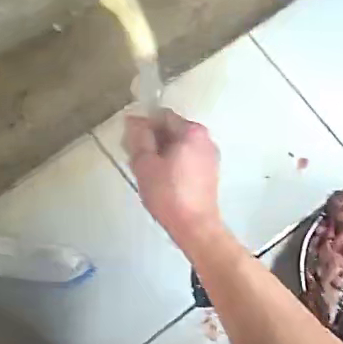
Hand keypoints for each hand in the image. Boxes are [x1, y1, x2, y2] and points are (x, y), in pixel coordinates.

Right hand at [123, 109, 221, 244]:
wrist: (195, 227)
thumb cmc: (169, 195)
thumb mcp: (145, 163)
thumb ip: (138, 137)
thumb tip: (135, 122)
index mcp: (193, 132)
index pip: (162, 116)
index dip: (143, 126)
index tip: (131, 143)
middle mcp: (207, 141)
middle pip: (173, 131)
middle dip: (153, 141)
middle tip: (136, 159)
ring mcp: (211, 159)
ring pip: (180, 147)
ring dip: (162, 154)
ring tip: (148, 173)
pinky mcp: (210, 175)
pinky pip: (188, 161)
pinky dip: (174, 165)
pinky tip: (162, 182)